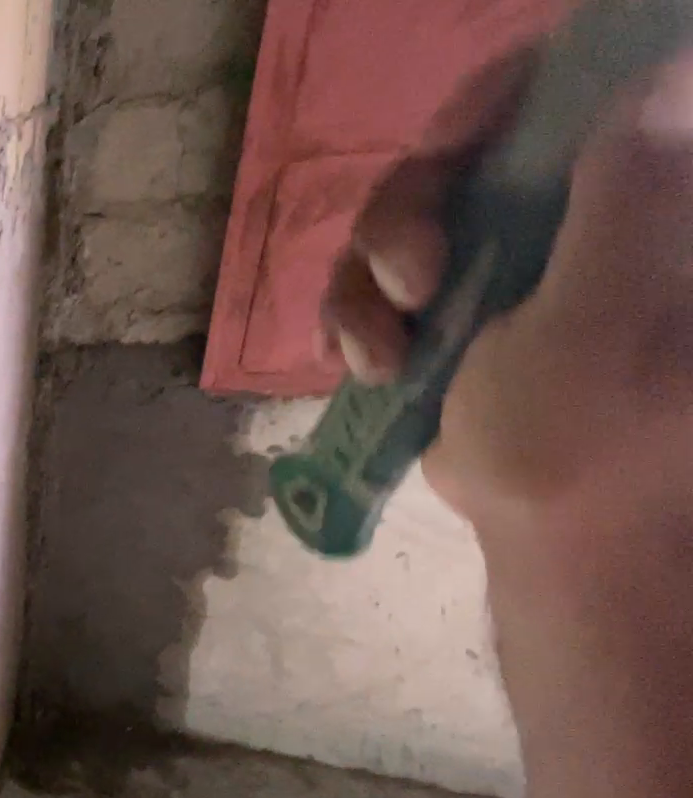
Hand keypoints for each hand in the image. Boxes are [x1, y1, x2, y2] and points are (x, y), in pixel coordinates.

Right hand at [320, 48, 692, 533]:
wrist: (540, 520)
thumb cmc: (587, 432)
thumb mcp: (603, 317)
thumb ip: (628, 201)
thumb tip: (649, 77)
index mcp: (634, 195)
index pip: (565, 92)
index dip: (493, 104)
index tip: (449, 155)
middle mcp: (560, 209)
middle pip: (450, 156)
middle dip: (401, 224)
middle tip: (410, 287)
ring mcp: (491, 258)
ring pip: (389, 225)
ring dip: (362, 293)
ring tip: (377, 358)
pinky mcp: (437, 305)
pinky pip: (362, 282)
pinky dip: (349, 324)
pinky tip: (364, 366)